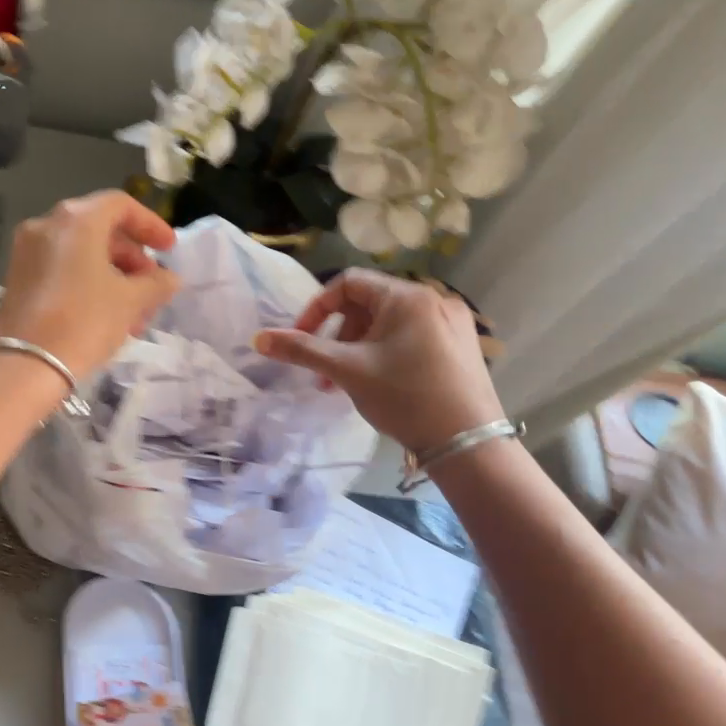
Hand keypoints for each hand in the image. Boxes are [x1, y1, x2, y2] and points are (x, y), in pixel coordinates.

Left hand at [0, 190, 180, 380]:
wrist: (26, 364)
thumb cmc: (84, 322)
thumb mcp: (130, 301)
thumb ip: (156, 283)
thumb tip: (168, 278)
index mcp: (76, 219)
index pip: (120, 205)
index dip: (150, 225)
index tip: (169, 250)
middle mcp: (46, 225)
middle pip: (99, 229)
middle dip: (131, 258)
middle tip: (151, 288)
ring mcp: (26, 251)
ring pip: (80, 253)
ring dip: (112, 276)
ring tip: (134, 313)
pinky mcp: (16, 277)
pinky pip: (60, 268)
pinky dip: (86, 282)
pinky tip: (105, 314)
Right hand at [253, 268, 504, 453]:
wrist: (466, 441)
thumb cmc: (404, 396)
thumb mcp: (346, 371)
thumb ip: (301, 350)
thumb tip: (259, 338)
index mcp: (407, 297)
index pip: (348, 284)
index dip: (317, 309)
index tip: (301, 340)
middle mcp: (434, 301)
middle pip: (368, 304)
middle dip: (336, 334)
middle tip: (323, 370)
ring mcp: (451, 324)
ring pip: (387, 324)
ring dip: (356, 347)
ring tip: (344, 382)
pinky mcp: (459, 347)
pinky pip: (409, 337)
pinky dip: (383, 353)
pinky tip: (377, 382)